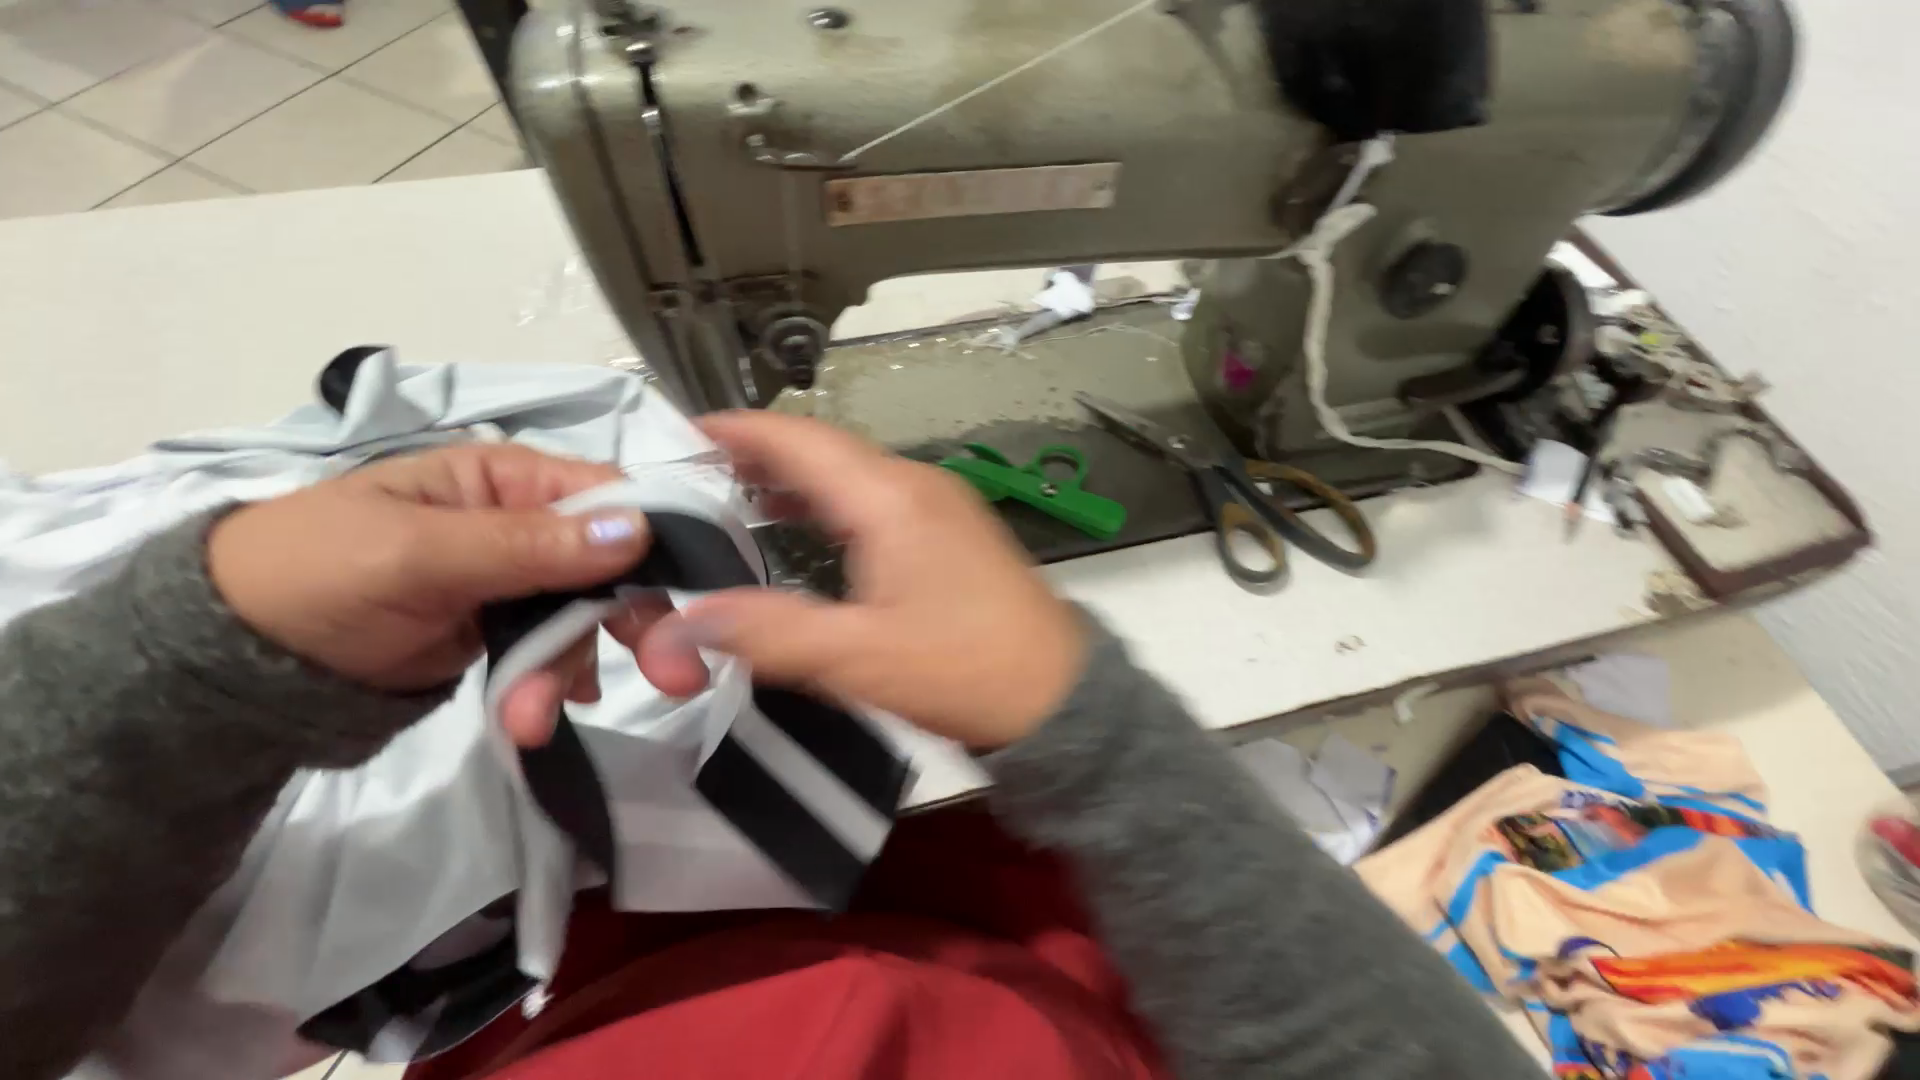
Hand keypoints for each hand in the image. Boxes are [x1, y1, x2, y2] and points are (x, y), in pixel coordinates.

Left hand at [206, 443, 685, 744]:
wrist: (237, 661)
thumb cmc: (316, 575)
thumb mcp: (418, 554)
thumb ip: (528, 544)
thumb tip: (638, 531)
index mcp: (508, 478)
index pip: (611, 496)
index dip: (655, 543)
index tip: (685, 602)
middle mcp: (527, 523)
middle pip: (613, 565)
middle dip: (631, 621)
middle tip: (669, 676)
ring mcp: (519, 580)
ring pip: (585, 618)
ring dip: (569, 669)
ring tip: (529, 719)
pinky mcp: (506, 630)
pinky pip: (555, 652)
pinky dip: (553, 684)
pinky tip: (543, 711)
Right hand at [647, 412, 1086, 749]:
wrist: (1059, 696)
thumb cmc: (965, 671)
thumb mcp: (860, 658)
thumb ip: (769, 634)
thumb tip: (682, 623)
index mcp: (891, 499)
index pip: (801, 440)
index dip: (738, 430)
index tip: (682, 433)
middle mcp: (916, 485)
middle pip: (824, 451)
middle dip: (758, 455)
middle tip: (692, 473)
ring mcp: (940, 506)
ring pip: (851, 475)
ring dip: (794, 481)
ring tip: (732, 497)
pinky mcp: (951, 533)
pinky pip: (876, 501)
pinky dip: (830, 505)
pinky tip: (804, 531)